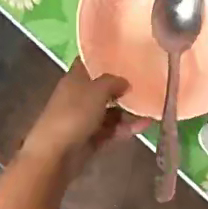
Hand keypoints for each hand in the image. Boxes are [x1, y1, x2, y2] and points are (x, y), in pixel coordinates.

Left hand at [18, 60, 144, 179]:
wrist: (55, 154)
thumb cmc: (74, 114)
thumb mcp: (96, 90)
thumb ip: (113, 82)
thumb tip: (124, 82)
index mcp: (74, 79)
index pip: (89, 62)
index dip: (105, 57)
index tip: (127, 54)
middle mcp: (78, 97)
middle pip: (102, 89)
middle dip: (122, 88)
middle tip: (147, 83)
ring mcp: (84, 119)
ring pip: (109, 112)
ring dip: (128, 111)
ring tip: (152, 107)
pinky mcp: (90, 139)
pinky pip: (111, 131)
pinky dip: (125, 128)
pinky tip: (145, 125)